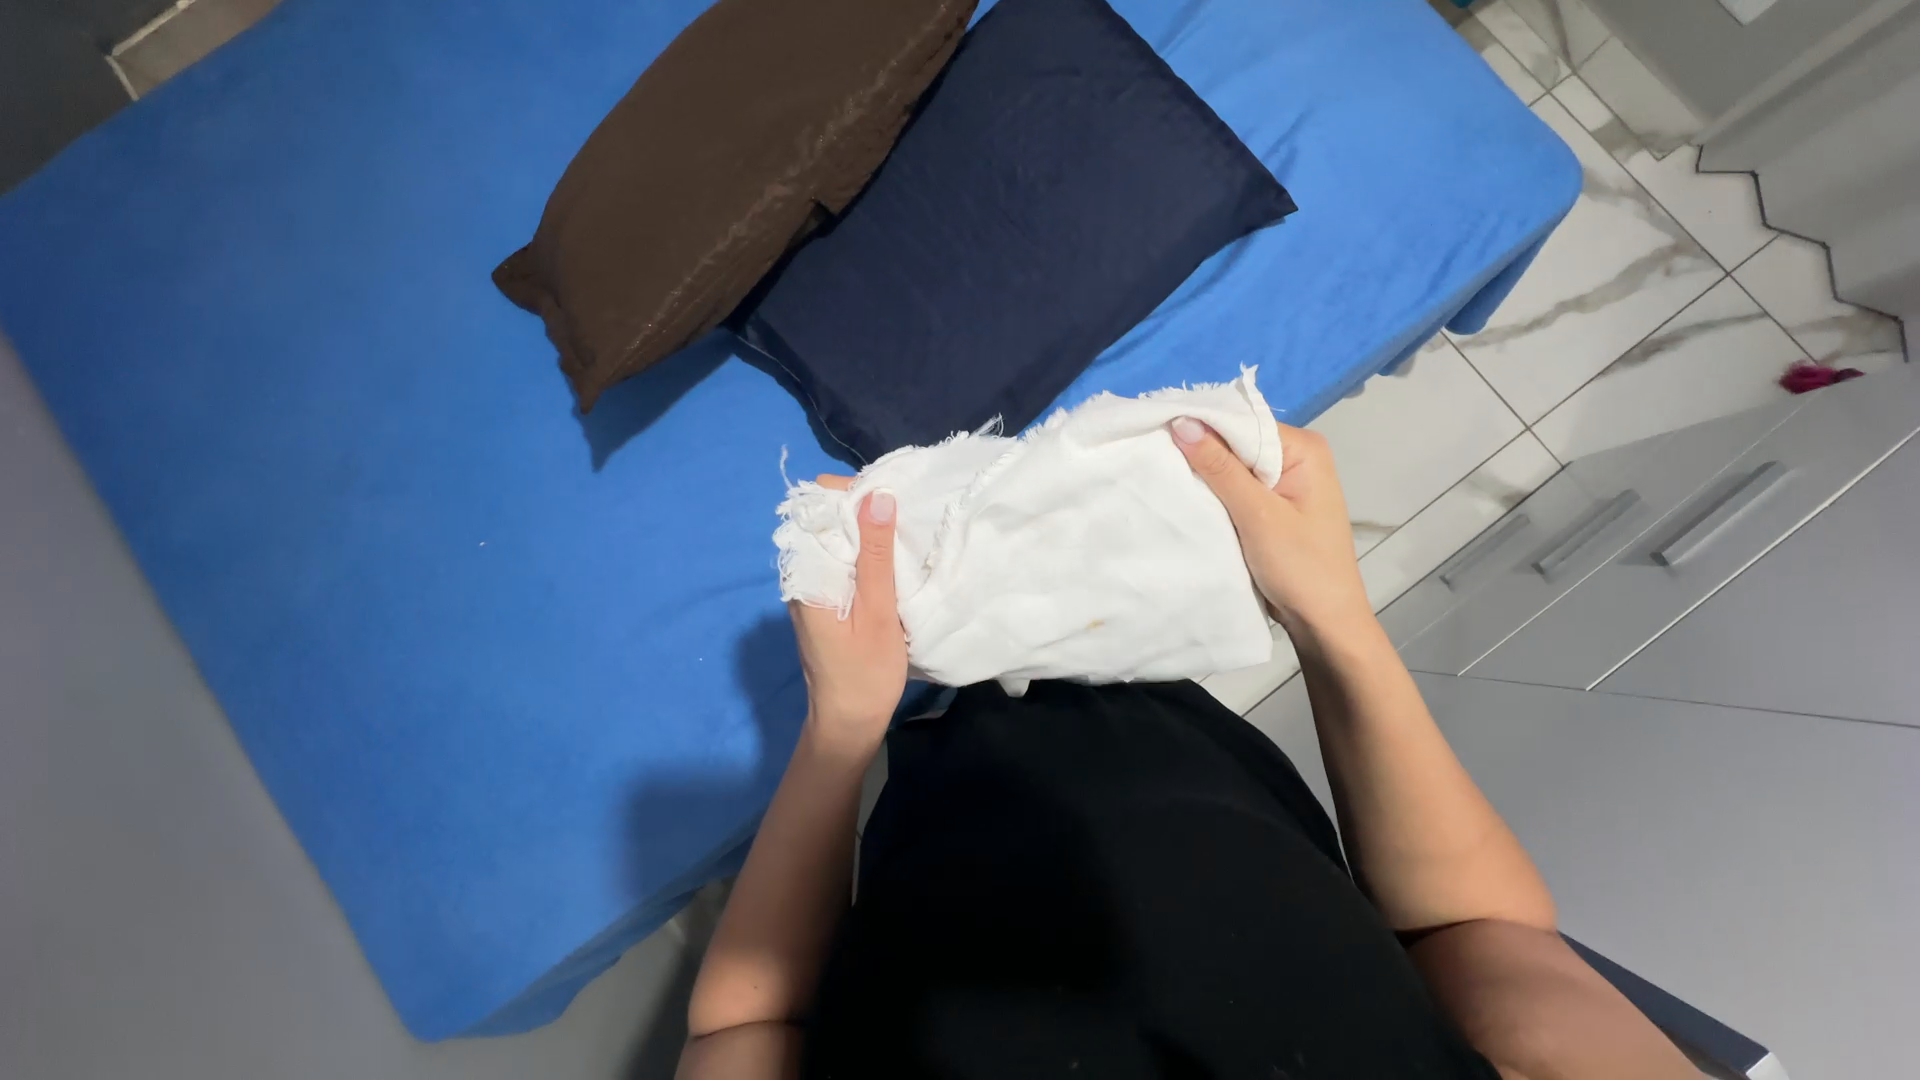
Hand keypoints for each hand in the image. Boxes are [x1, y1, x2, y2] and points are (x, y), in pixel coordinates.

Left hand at [789, 478, 908, 742]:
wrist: (849, 724)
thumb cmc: (865, 671)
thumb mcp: (878, 610)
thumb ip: (876, 553)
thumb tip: (876, 495)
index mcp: (806, 573)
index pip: (817, 507)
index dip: (852, 494)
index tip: (891, 500)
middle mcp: (802, 575)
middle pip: (828, 522)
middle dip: (864, 512)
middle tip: (906, 518)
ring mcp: (813, 589)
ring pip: (838, 542)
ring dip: (869, 535)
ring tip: (905, 536)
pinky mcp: (826, 602)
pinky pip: (843, 564)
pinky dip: (867, 557)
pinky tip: (894, 564)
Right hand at [1170, 417, 1372, 639]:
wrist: (1324, 622)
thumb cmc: (1300, 567)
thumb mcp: (1258, 515)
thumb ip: (1220, 468)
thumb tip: (1182, 421)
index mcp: (1303, 449)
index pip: (1242, 422)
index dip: (1201, 424)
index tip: (1155, 428)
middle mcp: (1295, 457)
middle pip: (1236, 441)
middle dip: (1199, 449)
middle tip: (1151, 452)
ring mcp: (1283, 482)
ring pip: (1231, 466)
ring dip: (1202, 473)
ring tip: (1161, 472)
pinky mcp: (1270, 506)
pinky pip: (1234, 488)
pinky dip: (1212, 493)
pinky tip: (1186, 495)